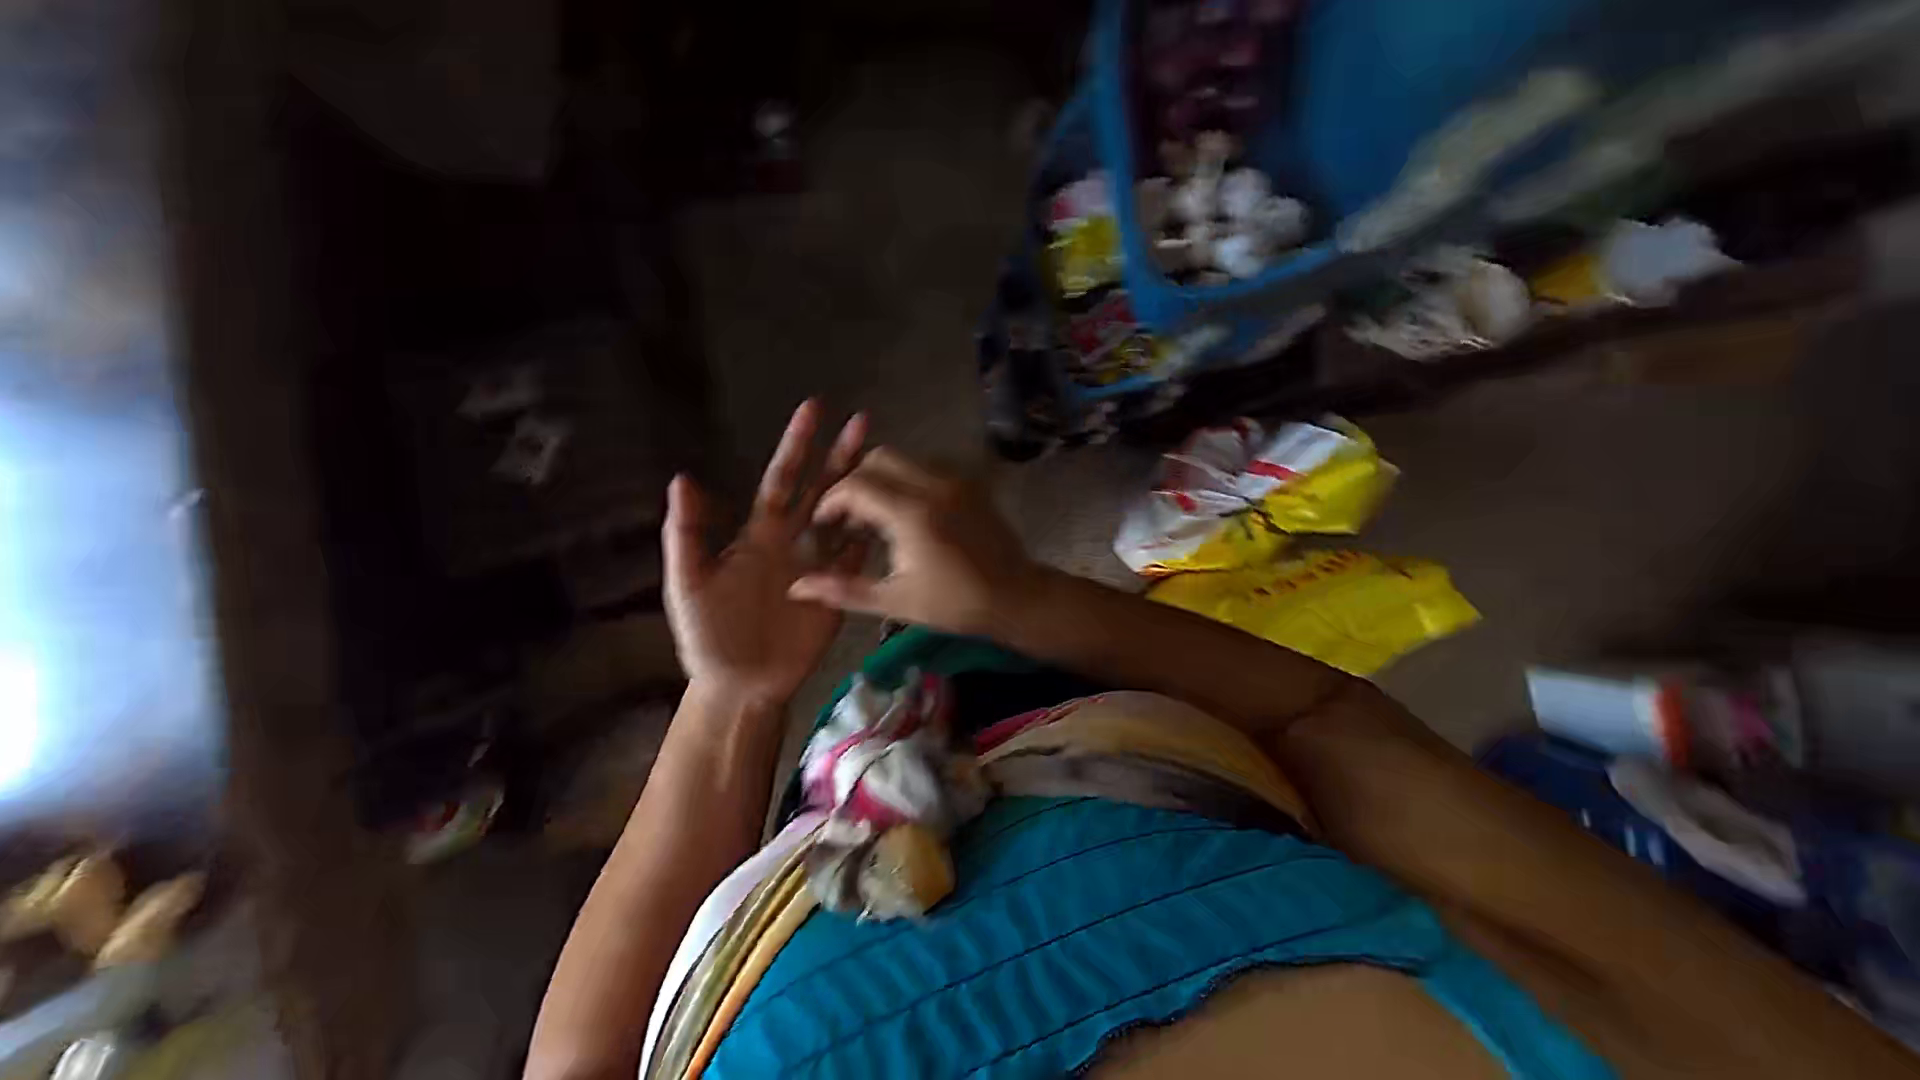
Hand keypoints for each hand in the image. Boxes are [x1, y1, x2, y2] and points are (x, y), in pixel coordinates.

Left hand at [663, 401, 867, 710]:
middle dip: (840, 456)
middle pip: (821, 490)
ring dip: (864, 490)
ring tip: (885, 462)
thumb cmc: (707, 635)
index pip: (782, 480)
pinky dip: (872, 536)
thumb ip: (687, 534)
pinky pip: (856, 558)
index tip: (814, 410)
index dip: (796, 445)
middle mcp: (791, 541)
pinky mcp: (835, 590)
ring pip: (845, 518)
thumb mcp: (688, 584)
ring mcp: (816, 565)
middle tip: (863, 421)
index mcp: (758, 534)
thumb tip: (683, 478)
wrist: (738, 684)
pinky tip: (890, 515)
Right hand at [787, 448, 1048, 637]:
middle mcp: (934, 486)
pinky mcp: (970, 483)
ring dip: (881, 479)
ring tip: (876, 518)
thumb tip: (794, 588)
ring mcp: (956, 480)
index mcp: (912, 514)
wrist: (1015, 597)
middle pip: (878, 459)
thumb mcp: (895, 602)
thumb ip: (843, 590)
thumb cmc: (954, 605)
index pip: (856, 486)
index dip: (832, 502)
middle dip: (854, 482)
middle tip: (849, 517)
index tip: (824, 525)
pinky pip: (927, 468)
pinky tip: (907, 515)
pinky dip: (907, 481)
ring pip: (904, 459)